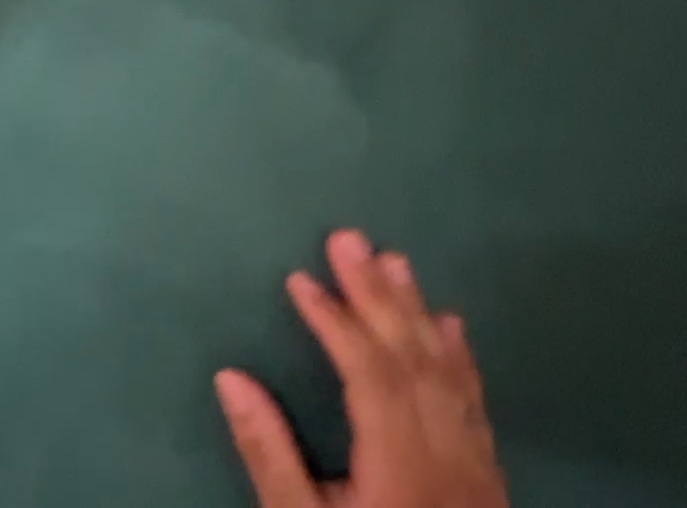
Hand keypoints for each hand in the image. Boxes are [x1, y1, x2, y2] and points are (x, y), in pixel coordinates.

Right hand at [215, 231, 508, 507]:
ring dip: (417, 313)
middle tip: (349, 238)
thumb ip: (269, 452)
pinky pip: (474, 402)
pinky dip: (459, 357)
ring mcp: (475, 465)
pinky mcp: (485, 475)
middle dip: (379, 296)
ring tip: (392, 261)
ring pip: (449, 375)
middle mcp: (449, 457)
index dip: (337, 322)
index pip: (372, 375)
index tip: (300, 277)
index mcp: (403, 465)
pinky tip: (448, 326)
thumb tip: (229, 376)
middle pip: (416, 362)